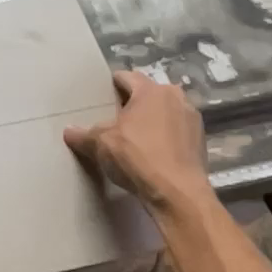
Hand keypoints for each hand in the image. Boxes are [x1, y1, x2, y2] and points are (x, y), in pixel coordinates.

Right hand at [64, 71, 212, 214]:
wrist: (178, 194)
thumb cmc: (137, 157)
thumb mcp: (101, 144)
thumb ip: (83, 135)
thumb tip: (68, 131)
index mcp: (150, 90)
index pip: (126, 77)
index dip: (112, 86)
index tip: (102, 98)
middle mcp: (175, 97)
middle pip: (149, 93)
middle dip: (134, 103)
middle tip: (117, 119)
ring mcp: (193, 119)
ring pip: (166, 111)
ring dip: (153, 119)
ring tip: (137, 137)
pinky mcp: (202, 142)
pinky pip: (178, 131)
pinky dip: (167, 137)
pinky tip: (155, 153)